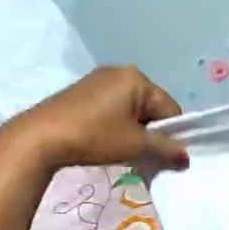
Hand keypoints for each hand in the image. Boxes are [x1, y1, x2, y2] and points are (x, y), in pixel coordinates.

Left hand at [0, 66, 188, 171]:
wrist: (41, 138)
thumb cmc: (94, 137)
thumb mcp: (135, 145)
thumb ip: (165, 149)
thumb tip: (187, 157)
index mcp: (137, 79)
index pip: (170, 108)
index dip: (172, 135)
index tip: (167, 157)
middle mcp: (120, 72)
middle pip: (151, 107)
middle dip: (152, 132)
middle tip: (145, 156)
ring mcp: (98, 79)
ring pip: (131, 109)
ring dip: (134, 131)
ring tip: (125, 152)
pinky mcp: (82, 92)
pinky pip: (113, 108)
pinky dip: (117, 125)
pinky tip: (107, 142)